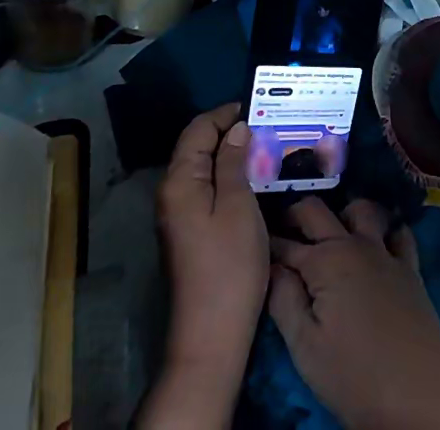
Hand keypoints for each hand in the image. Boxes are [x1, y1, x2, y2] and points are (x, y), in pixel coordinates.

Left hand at [137, 103, 267, 428]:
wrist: (212, 331)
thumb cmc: (229, 265)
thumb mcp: (238, 206)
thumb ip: (233, 162)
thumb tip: (236, 128)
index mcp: (179, 182)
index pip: (197, 130)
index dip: (225, 114)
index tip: (258, 107)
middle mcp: (172, 193)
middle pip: (197, 147)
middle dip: (229, 131)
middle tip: (267, 126)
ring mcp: (179, 214)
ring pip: (203, 168)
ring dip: (230, 153)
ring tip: (265, 147)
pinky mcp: (189, 231)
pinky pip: (207, 188)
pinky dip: (228, 176)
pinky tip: (253, 179)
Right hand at [269, 199, 439, 429]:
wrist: (418, 394)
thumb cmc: (353, 375)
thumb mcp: (305, 347)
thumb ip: (284, 300)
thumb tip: (273, 267)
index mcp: (325, 261)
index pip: (285, 243)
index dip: (266, 242)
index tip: (253, 243)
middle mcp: (355, 245)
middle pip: (318, 211)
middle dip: (295, 214)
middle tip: (282, 228)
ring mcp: (386, 253)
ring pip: (362, 210)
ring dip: (342, 213)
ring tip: (331, 232)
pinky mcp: (410, 267)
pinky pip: (399, 232)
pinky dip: (385, 230)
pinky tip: (378, 242)